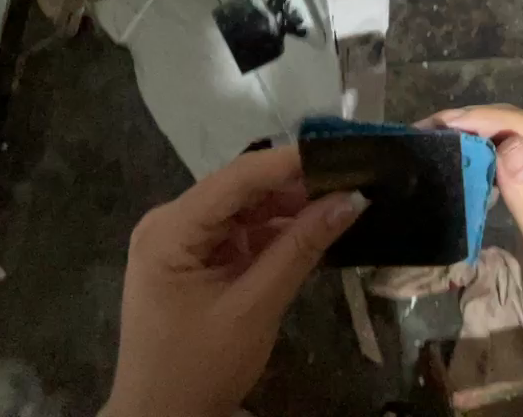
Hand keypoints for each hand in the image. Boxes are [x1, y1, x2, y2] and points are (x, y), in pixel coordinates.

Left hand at [101, 146, 367, 416]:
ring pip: (246, 206)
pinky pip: (242, 229)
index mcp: (170, 229)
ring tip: (340, 200)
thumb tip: (352, 198)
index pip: (237, 177)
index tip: (340, 152)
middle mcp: (171, 221)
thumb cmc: (199, 371)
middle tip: (349, 179)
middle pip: (242, 188)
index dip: (290, 161)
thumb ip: (302, 247)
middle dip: (295, 184)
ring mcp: (182, 238)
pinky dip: (276, 230)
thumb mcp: (255, 308)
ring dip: (290, 206)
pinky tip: (312, 228)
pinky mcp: (196, 255)